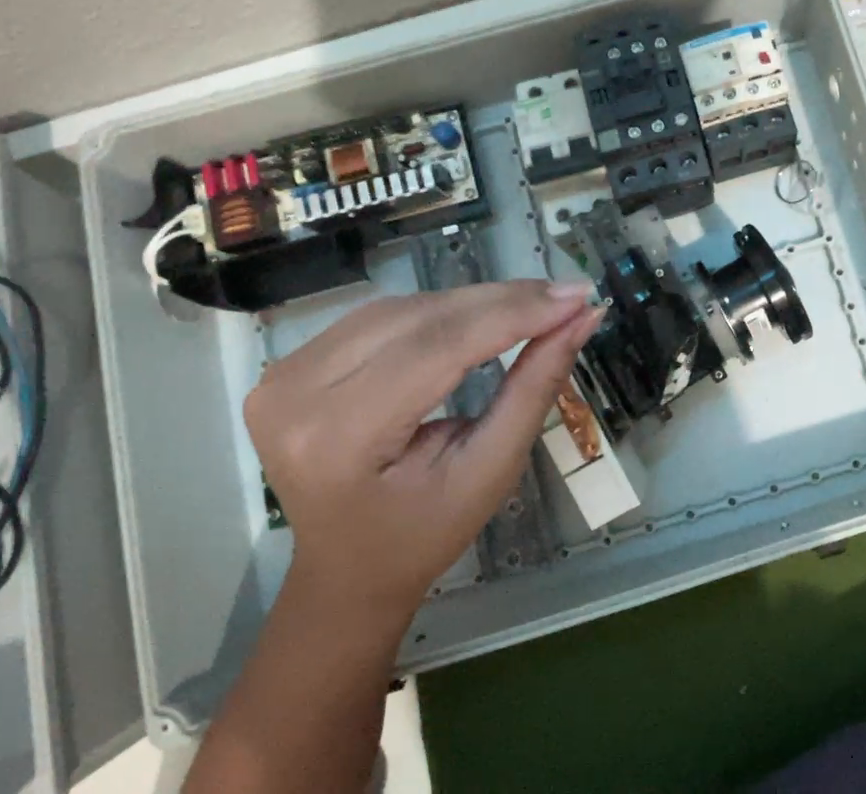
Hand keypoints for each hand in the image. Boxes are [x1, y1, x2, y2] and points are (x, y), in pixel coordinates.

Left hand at [244, 281, 604, 615]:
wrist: (347, 569)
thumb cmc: (424, 534)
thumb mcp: (490, 471)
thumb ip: (533, 389)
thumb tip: (582, 319)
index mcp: (340, 437)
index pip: (438, 348)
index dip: (514, 314)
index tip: (578, 296)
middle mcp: (296, 395)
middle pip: (418, 320)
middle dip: (501, 302)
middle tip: (567, 295)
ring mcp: (282, 376)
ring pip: (399, 309)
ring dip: (471, 302)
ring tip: (533, 306)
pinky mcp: (286, 365)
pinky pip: (377, 318)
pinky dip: (437, 312)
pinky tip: (479, 316)